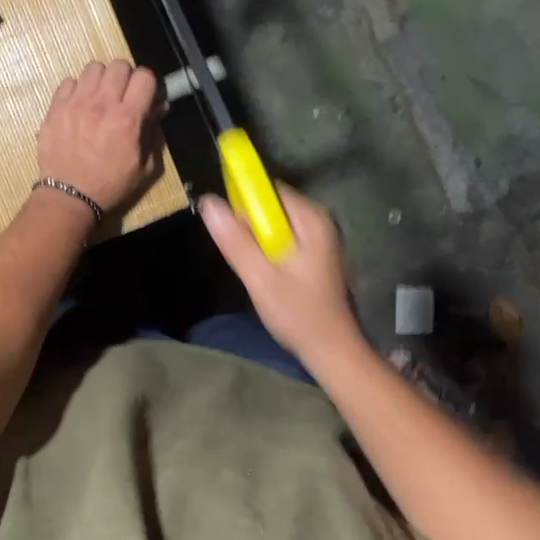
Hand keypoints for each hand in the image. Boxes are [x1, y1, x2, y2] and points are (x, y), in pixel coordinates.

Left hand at [35, 61, 164, 216]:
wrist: (70, 196)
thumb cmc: (111, 184)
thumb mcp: (145, 165)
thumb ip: (153, 132)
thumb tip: (159, 107)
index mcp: (127, 119)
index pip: (145, 76)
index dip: (148, 83)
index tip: (144, 95)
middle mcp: (102, 105)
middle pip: (119, 65)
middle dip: (125, 77)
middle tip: (122, 95)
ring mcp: (76, 104)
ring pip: (93, 68)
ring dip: (101, 79)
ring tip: (99, 96)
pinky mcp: (55, 108)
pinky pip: (68, 81)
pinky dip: (77, 89)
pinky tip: (79, 105)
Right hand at [199, 185, 363, 365]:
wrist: (331, 349)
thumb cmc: (298, 314)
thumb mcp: (260, 278)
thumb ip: (235, 240)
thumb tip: (208, 202)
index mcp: (311, 219)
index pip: (268, 190)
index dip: (243, 203)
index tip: (231, 229)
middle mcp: (319, 220)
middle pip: (271, 205)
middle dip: (250, 225)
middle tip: (244, 256)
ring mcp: (320, 236)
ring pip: (275, 223)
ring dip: (258, 240)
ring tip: (255, 268)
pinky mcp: (316, 252)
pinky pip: (283, 236)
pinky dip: (269, 249)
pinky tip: (267, 274)